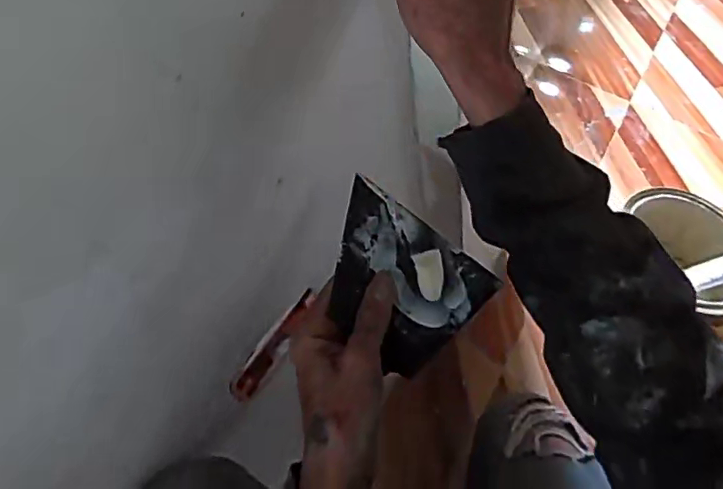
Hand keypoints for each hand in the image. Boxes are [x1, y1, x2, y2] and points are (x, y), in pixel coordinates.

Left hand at [291, 275, 395, 488]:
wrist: (345, 470)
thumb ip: (371, 318)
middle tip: (406, 274)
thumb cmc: (346, 414)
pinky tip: (408, 327)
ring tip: (411, 294)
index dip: (360, 274)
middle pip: (348, 307)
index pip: (335, 291)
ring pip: (360, 325)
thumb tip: (383, 277)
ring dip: (382, 314)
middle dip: (375, 294)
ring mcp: (335, 360)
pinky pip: (367, 344)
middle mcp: (319, 342)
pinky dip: (385, 336)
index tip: (388, 256)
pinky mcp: (351, 376)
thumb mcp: (361, 361)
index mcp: (311, 334)